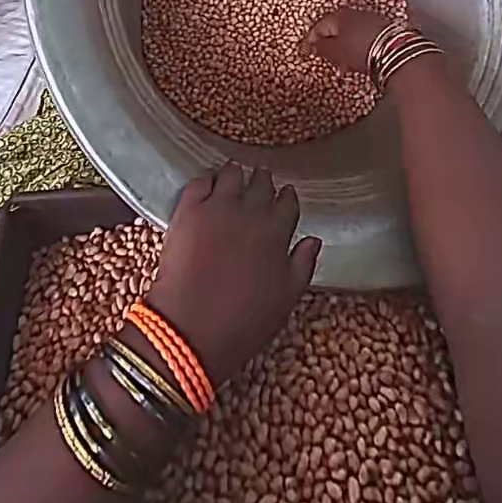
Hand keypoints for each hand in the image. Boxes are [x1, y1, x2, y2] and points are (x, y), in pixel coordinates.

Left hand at [144, 164, 319, 385]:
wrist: (192, 327)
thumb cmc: (243, 320)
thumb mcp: (286, 297)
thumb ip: (303, 263)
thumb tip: (313, 241)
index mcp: (277, 231)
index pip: (287, 202)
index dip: (286, 198)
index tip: (283, 197)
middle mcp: (250, 211)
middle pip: (261, 182)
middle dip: (262, 181)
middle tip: (259, 182)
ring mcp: (217, 207)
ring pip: (232, 174)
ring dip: (236, 175)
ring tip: (234, 177)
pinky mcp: (188, 209)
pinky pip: (201, 181)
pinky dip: (207, 179)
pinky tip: (209, 184)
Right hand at [301, 8, 395, 75]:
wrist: (397, 53)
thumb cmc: (363, 49)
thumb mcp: (335, 51)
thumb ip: (320, 47)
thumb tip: (312, 45)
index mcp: (340, 16)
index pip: (319, 26)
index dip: (310, 41)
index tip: (305, 52)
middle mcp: (357, 15)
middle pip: (337, 29)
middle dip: (330, 45)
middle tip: (326, 59)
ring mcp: (372, 22)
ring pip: (352, 35)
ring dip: (345, 49)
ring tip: (344, 65)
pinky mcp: (385, 32)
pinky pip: (365, 40)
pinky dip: (359, 49)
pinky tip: (360, 62)